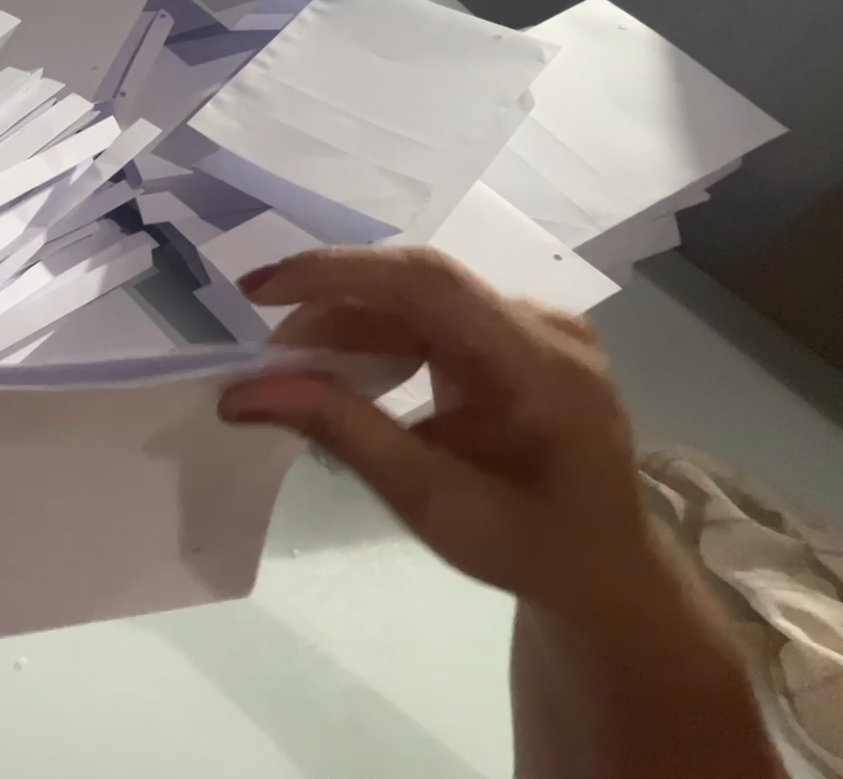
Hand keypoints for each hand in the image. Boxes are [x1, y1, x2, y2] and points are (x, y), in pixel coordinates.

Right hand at [216, 247, 654, 617]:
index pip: (426, 281)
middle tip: (263, 361)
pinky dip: (363, 340)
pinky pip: (416, 316)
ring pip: (403, 300)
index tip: (256, 291)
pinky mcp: (505, 334)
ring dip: (336, 329)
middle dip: (321, 311)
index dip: (334, 273)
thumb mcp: (427, 498)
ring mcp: (525, 324)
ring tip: (289, 374)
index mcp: (540, 363)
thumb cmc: (525, 544)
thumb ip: (338, 432)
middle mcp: (538, 324)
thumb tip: (240, 392)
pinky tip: (335, 374)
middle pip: (406, 288)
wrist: (602, 570)